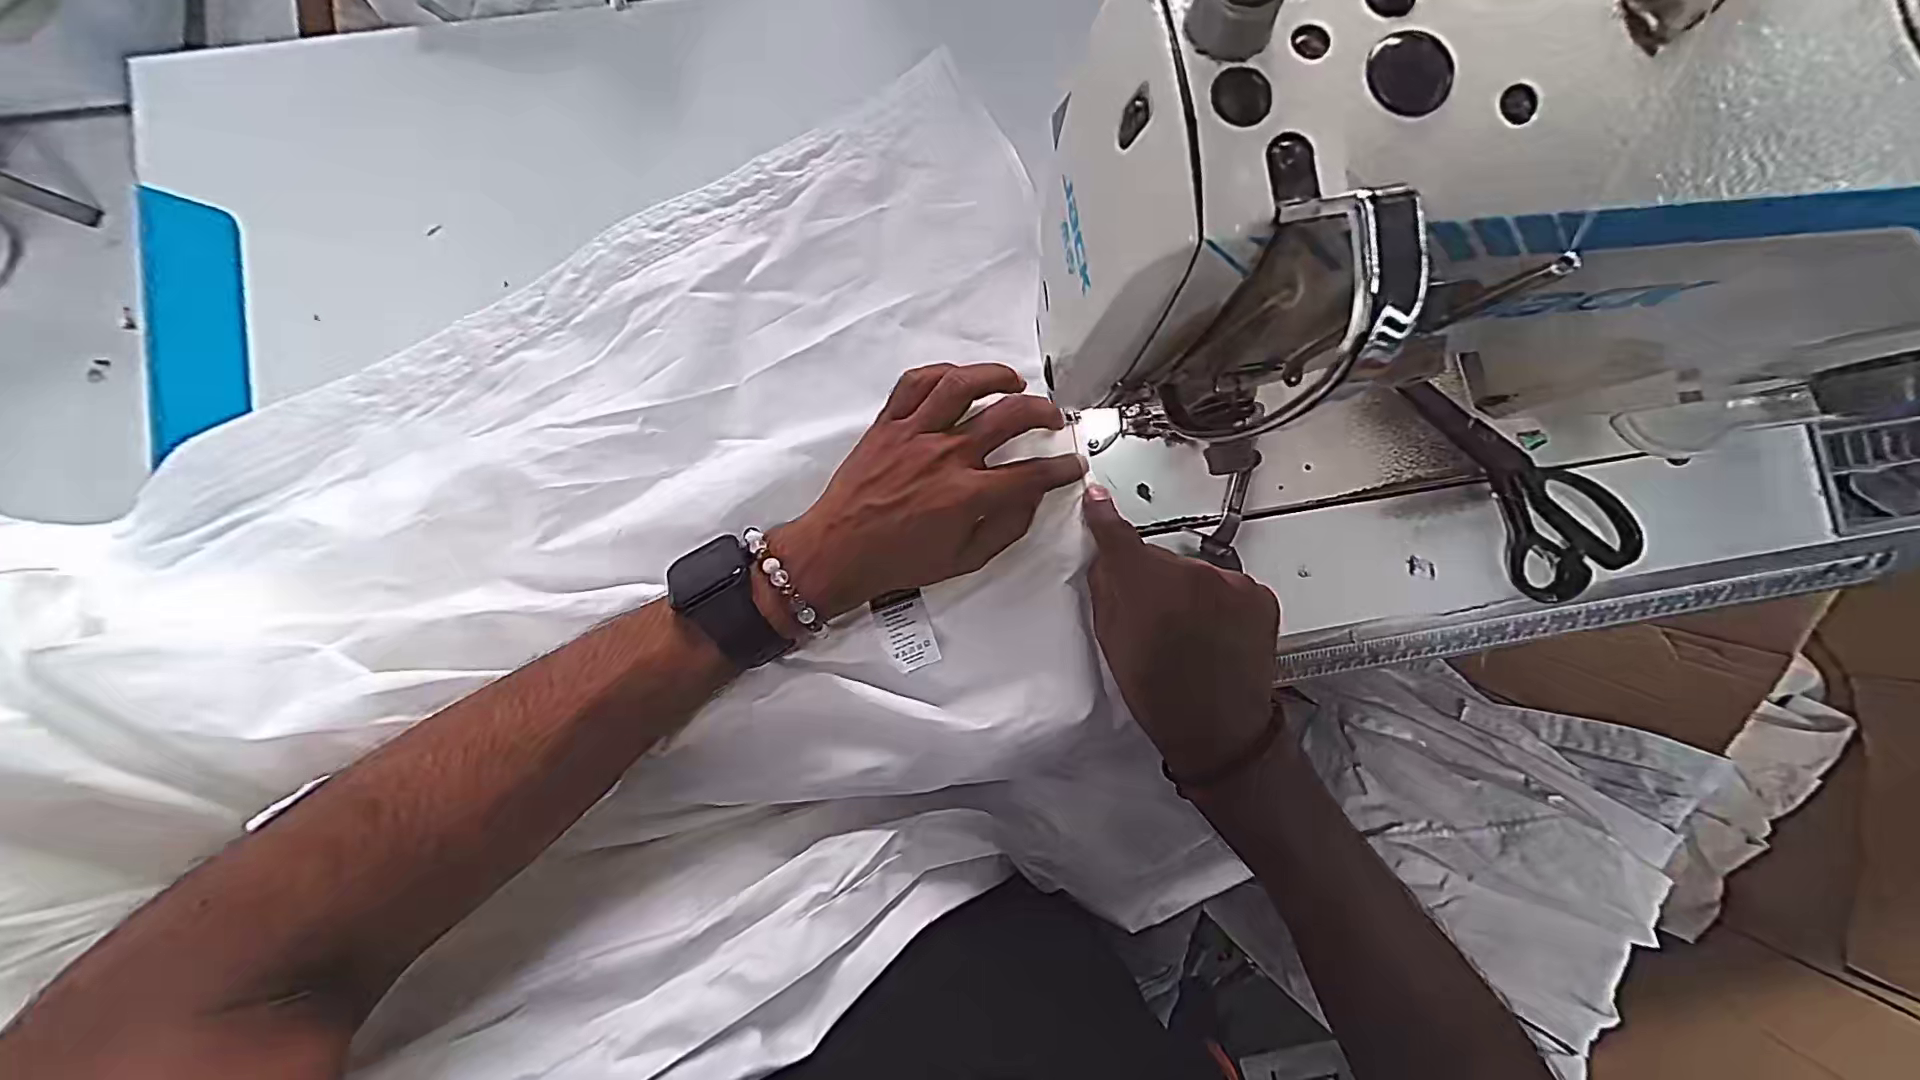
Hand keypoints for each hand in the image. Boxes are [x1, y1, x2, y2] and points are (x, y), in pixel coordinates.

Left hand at [768, 363, 1086, 620]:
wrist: (838, 552)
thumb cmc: (893, 559)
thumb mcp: (963, 559)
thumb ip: (1005, 528)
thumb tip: (1030, 500)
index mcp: (965, 495)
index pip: (1031, 473)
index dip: (1060, 468)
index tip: (1068, 466)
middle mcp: (943, 458)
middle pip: (1010, 416)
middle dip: (1044, 413)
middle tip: (1051, 419)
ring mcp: (914, 435)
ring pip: (963, 385)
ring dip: (997, 377)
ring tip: (1014, 383)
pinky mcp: (888, 425)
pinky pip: (915, 383)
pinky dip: (942, 373)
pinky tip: (958, 379)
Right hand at [1084, 485, 1280, 776]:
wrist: (1217, 729)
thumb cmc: (1162, 695)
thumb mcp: (1112, 642)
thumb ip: (1105, 591)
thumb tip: (1104, 561)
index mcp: (1144, 585)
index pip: (1116, 536)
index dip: (1102, 516)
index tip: (1096, 500)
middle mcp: (1189, 574)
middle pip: (1158, 558)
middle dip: (1152, 577)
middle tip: (1154, 617)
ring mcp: (1228, 582)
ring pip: (1194, 570)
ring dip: (1188, 590)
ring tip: (1188, 631)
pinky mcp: (1256, 593)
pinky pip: (1225, 583)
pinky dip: (1217, 599)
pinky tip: (1212, 631)